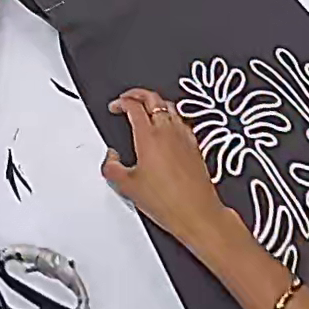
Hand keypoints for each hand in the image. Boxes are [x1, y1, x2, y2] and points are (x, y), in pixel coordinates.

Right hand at [102, 88, 245, 260]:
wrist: (198, 214)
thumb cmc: (168, 201)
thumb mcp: (127, 187)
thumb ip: (112, 167)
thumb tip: (111, 159)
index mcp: (148, 136)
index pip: (133, 106)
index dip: (121, 102)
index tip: (116, 106)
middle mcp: (167, 131)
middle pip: (152, 98)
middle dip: (137, 94)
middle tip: (128, 98)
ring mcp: (184, 137)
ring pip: (169, 106)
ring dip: (155, 103)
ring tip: (147, 108)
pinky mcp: (195, 146)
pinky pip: (182, 121)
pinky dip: (171, 116)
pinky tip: (168, 127)